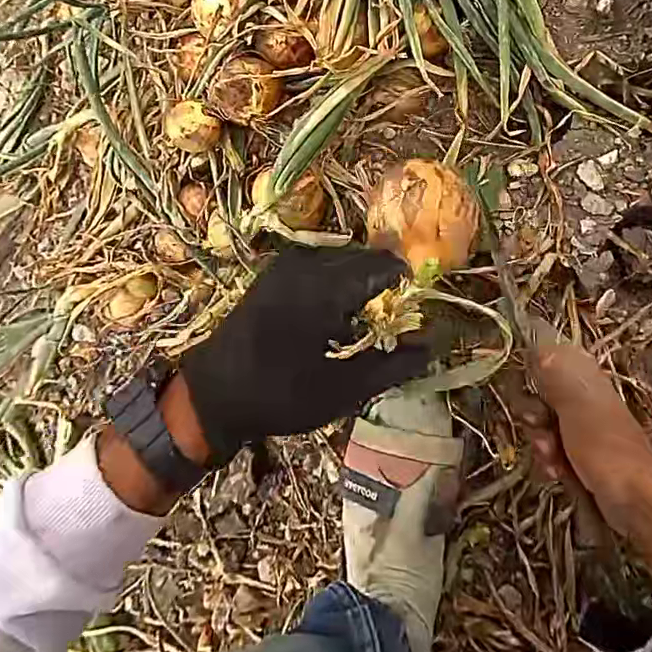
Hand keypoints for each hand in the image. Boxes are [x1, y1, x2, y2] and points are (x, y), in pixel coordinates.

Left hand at [179, 246, 428, 463]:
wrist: (212, 394)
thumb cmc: (282, 395)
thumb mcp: (346, 388)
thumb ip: (398, 362)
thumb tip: (439, 341)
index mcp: (327, 287)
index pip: (384, 265)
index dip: (405, 282)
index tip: (414, 305)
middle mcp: (308, 263)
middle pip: (364, 257)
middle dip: (383, 280)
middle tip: (391, 315)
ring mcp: (287, 262)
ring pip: (343, 256)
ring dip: (360, 278)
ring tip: (361, 316)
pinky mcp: (275, 269)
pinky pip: (321, 261)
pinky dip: (337, 278)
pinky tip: (332, 311)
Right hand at [522, 342, 651, 593]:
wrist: (637, 502)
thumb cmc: (607, 446)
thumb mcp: (576, 402)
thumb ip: (553, 372)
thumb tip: (537, 337)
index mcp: (585, 377)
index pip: (547, 361)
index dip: (531, 375)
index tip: (527, 389)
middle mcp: (583, 398)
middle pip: (540, 396)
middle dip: (534, 415)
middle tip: (540, 427)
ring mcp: (582, 429)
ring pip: (543, 426)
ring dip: (540, 442)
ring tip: (551, 458)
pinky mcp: (580, 458)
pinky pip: (552, 451)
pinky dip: (550, 461)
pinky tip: (555, 472)